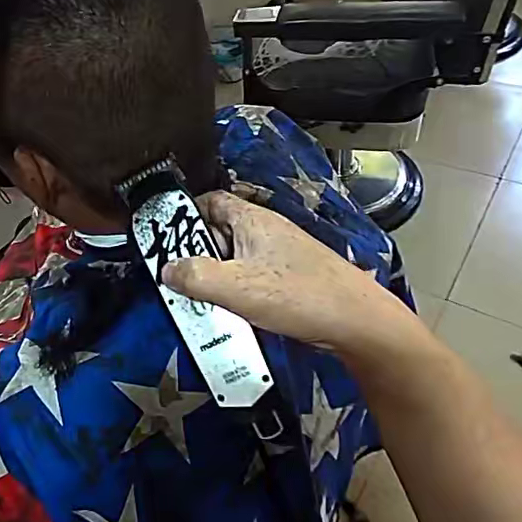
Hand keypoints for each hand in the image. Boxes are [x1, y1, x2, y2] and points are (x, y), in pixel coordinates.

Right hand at [161, 191, 431, 366]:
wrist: (355, 321)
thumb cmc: (302, 295)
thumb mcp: (236, 287)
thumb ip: (195, 276)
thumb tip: (167, 269)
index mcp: (253, 220)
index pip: (210, 200)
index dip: (185, 214)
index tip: (165, 237)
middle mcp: (267, 230)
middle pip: (220, 229)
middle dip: (198, 250)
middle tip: (182, 275)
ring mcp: (281, 253)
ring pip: (236, 255)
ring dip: (218, 273)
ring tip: (206, 296)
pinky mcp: (291, 276)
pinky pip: (253, 274)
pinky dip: (238, 287)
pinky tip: (236, 308)